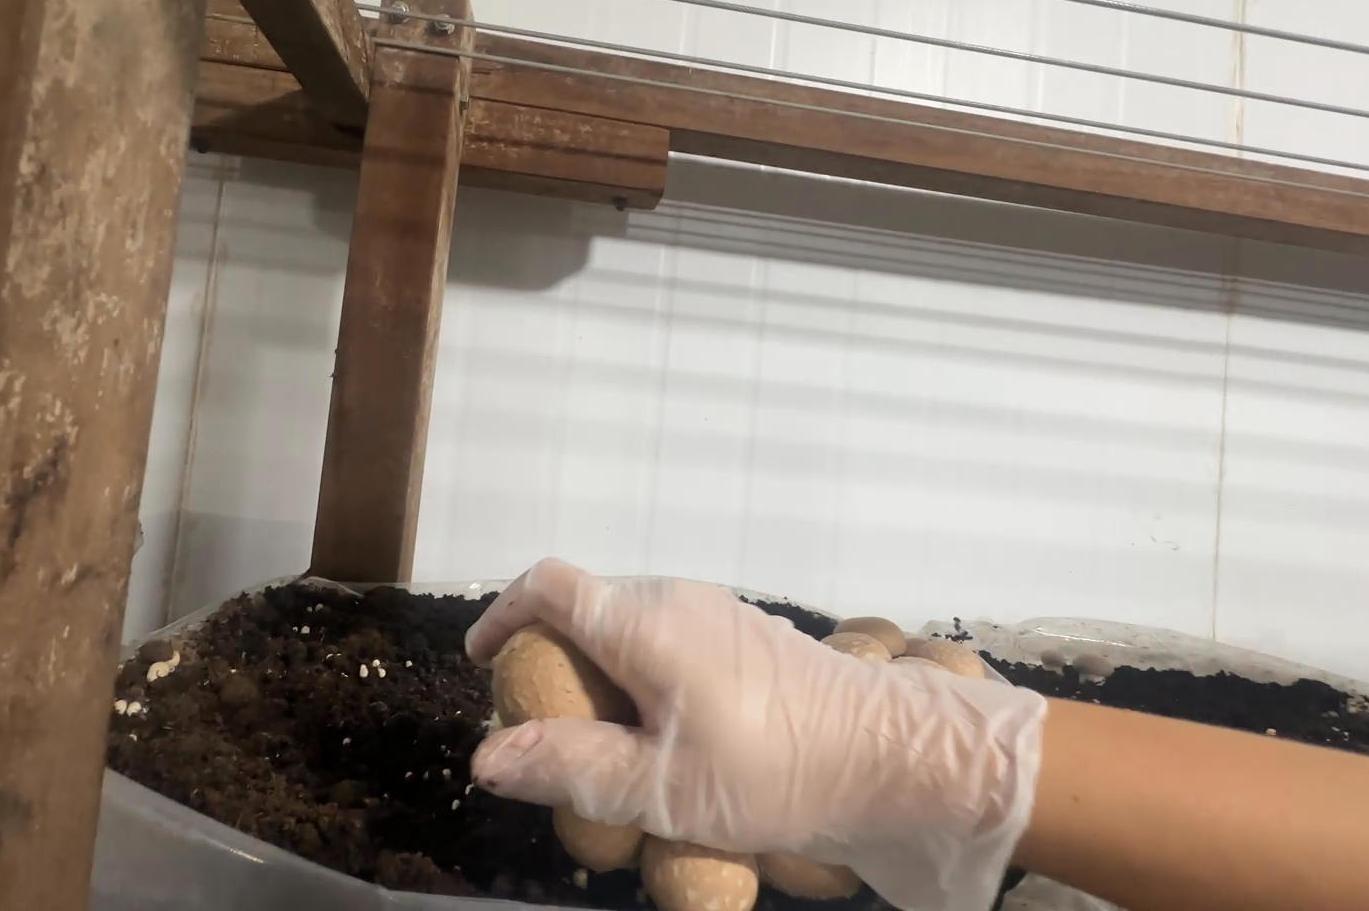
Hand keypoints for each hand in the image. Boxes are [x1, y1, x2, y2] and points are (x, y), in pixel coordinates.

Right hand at [466, 559, 1046, 910]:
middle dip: (548, 653)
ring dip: (594, 663)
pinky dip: (633, 663)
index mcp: (646, 619)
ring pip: (624, 616)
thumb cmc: (772, 767)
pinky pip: (661, 627)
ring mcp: (710, 604)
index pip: (550, 583)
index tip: (482, 659)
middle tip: (545, 724)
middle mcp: (673, 594)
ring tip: (602, 734)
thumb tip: (484, 757)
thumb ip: (570, 764)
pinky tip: (659, 722)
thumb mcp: (662, 784)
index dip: (503, 611)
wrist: (886, 753)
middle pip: (584, 602)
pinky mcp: (736, 625)